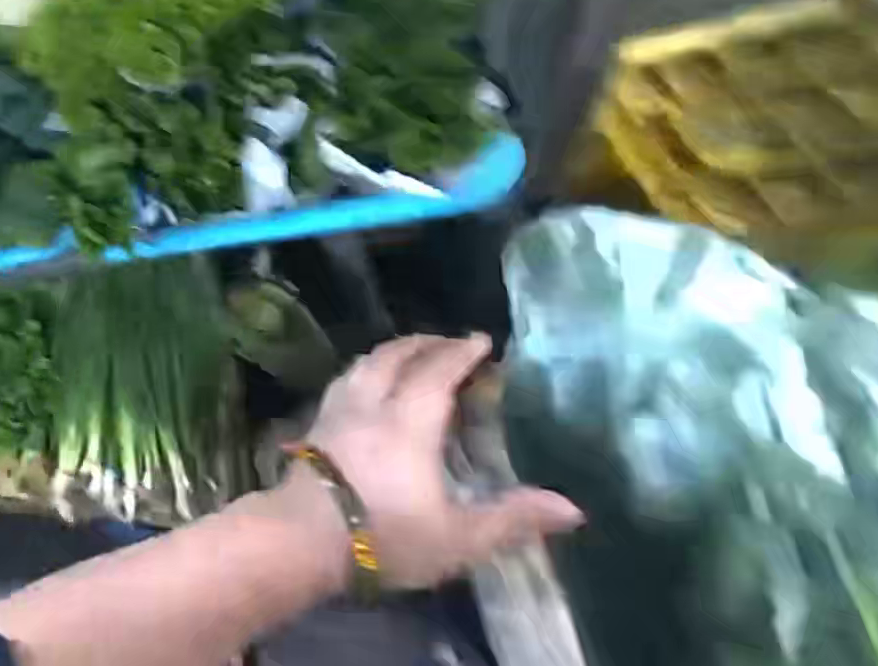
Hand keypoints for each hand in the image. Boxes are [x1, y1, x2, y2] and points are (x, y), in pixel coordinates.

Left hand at [293, 333, 582, 589]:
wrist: (305, 532)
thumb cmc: (386, 535)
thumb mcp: (459, 538)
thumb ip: (512, 518)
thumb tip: (571, 507)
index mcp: (407, 423)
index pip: (435, 373)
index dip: (459, 353)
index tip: (481, 339)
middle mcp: (370, 403)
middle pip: (396, 357)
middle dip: (425, 343)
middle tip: (450, 340)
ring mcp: (339, 407)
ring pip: (366, 362)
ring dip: (393, 349)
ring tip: (412, 351)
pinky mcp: (318, 418)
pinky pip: (348, 376)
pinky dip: (368, 365)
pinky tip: (369, 375)